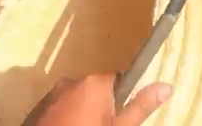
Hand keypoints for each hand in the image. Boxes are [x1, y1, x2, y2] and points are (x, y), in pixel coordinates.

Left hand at [22, 74, 171, 125]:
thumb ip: (140, 107)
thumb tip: (167, 85)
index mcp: (95, 83)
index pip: (117, 80)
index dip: (118, 101)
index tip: (115, 119)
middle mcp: (72, 82)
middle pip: (94, 91)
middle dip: (97, 110)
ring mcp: (49, 96)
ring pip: (73, 102)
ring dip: (77, 116)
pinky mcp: (34, 112)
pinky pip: (55, 112)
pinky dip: (60, 122)